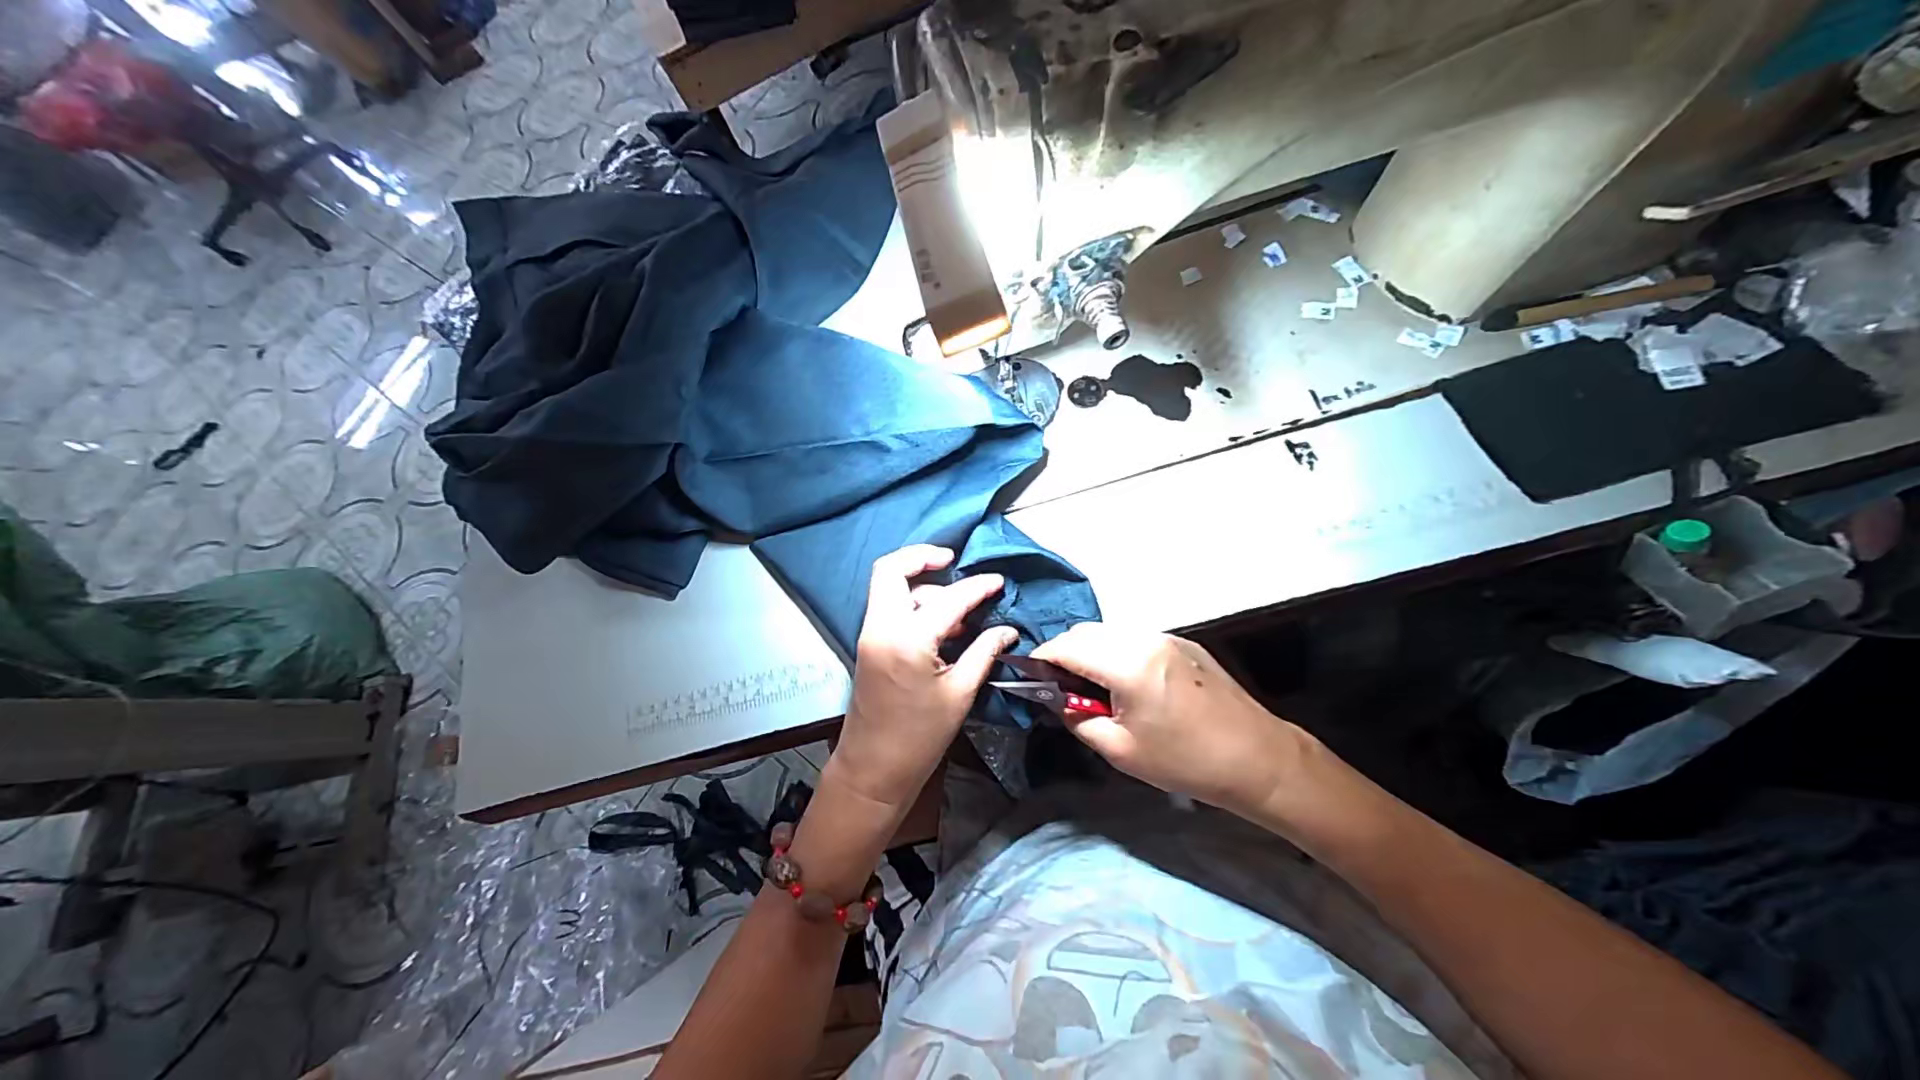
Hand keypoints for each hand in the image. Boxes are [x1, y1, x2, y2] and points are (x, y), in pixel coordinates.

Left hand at [832, 545, 1018, 810]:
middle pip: (892, 569)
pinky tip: (942, 623)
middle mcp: (881, 627)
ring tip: (958, 606)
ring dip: (921, 585)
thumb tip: (1006, 630)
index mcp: (907, 640)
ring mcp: (869, 635)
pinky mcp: (868, 645)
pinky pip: (888, 608)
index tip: (998, 582)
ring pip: (889, 587)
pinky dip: (912, 603)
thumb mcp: (960, 694)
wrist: (873, 770)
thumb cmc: (919, 738)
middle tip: (953, 560)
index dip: (978, 587)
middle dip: (922, 557)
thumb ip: (983, 652)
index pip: (948, 598)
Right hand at [1030, 623, 1309, 814]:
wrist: (1257, 758)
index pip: (1066, 646)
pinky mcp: (1184, 643)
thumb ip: (1076, 718)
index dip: (1042, 661)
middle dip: (1066, 655)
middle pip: (1086, 633)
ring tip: (1097, 691)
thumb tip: (1055, 699)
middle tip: (1064, 691)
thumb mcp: (1119, 750)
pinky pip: (1135, 639)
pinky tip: (1127, 685)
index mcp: (1126, 663)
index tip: (1033, 680)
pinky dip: (1118, 653)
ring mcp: (1167, 637)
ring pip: (1110, 633)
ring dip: (1092, 653)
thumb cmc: (1185, 761)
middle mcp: (1144, 639)